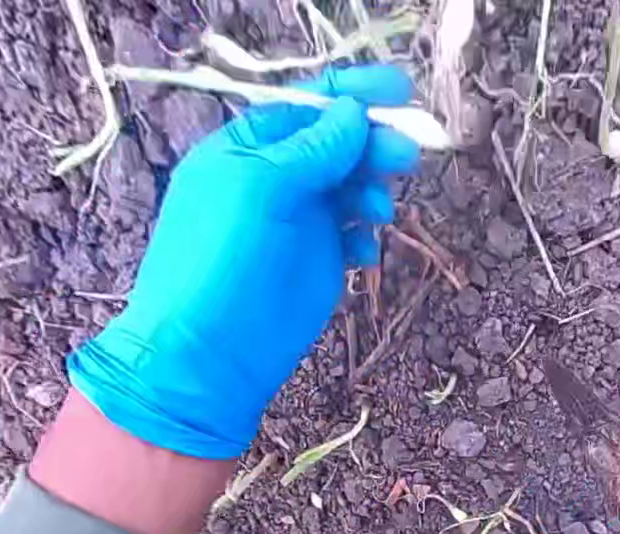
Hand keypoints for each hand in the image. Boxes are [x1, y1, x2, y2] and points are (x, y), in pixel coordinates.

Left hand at [68, 65, 421, 459]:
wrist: (212, 354)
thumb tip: (354, 115)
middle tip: (407, 156)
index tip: (401, 92)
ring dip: (372, 190)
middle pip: (337, 146)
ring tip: (380, 211)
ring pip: (349, 189)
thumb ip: (311, 151)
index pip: (308, 108)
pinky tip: (365, 252)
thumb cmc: (222, 263)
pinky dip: (365, 236)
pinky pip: (353, 235)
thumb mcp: (260, 190)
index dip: (353, 95)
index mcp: (250, 151)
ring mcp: (299, 226)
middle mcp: (277, 183)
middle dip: (373, 145)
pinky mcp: (318, 266)